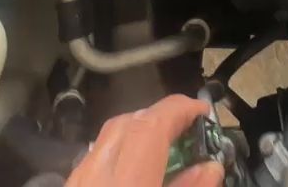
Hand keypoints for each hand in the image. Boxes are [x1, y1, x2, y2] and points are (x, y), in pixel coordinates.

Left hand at [67, 95, 222, 186]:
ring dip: (138, 132)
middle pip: (127, 123)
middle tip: (188, 131)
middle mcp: (96, 173)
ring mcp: (77, 181)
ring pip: (107, 138)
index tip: (204, 112)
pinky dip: (117, 153)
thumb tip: (210, 165)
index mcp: (128, 178)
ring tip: (164, 150)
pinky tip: (131, 173)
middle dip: (160, 117)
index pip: (153, 123)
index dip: (181, 109)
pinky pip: (93, 159)